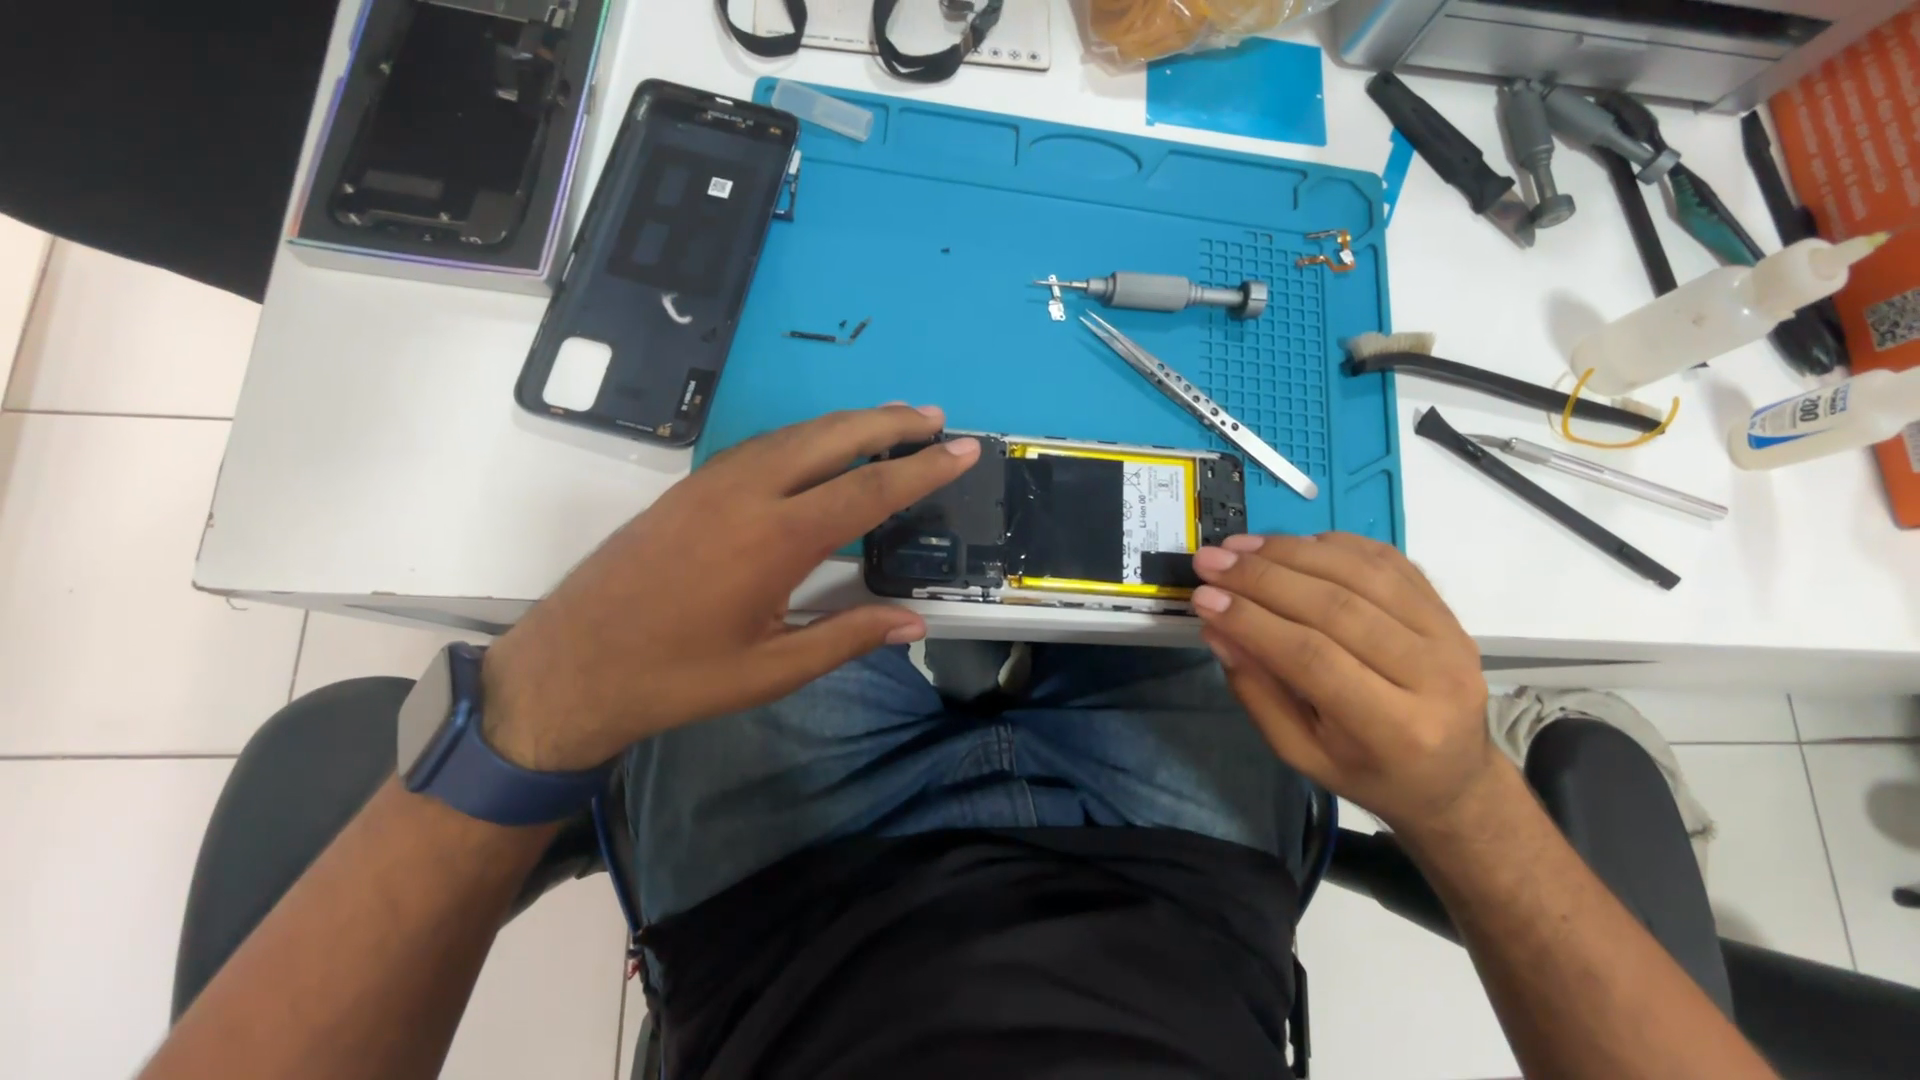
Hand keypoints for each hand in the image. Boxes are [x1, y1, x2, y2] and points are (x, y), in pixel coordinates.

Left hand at [479, 405, 980, 770]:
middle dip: (889, 423)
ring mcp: (712, 482)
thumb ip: (847, 638)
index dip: (922, 469)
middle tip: (934, 419)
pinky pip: (761, 445)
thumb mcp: (771, 671)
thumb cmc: (677, 677)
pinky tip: (820, 449)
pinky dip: (805, 437)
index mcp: (775, 539)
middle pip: (832, 438)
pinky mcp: (689, 486)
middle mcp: (747, 492)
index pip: (868, 489)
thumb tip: (914, 621)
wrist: (571, 666)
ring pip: (794, 434)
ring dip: (847, 424)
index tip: (961, 450)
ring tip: (890, 423)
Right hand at [1189, 532, 1495, 833]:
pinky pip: (1387, 561)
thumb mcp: (1301, 751)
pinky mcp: (1448, 610)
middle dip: (1262, 578)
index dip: (1253, 621)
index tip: (1203, 598)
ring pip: (1362, 574)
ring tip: (1240, 546)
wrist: (1452, 776)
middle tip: (1210, 561)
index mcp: (1394, 729)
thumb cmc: (1366, 771)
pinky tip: (1288, 544)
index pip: (1313, 658)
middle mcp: (1434, 677)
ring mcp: (1448, 637)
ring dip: (1292, 552)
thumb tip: (1217, 628)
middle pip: (1337, 608)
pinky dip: (1332, 545)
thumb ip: (1258, 692)